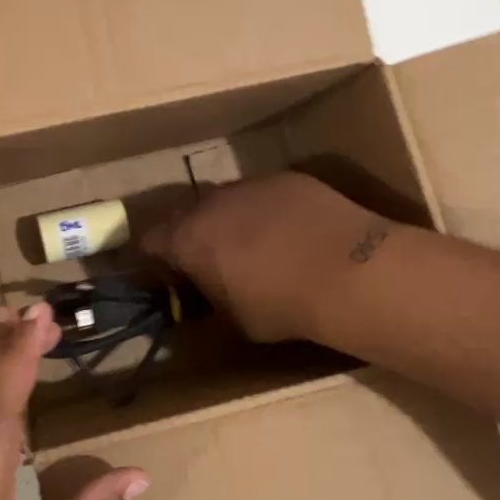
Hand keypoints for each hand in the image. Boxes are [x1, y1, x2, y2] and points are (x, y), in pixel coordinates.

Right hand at [142, 172, 394, 343]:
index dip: (153, 259)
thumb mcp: (234, 322)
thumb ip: (209, 306)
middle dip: (191, 235)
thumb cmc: (283, 305)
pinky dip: (267, 212)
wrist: (349, 270)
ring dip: (230, 220)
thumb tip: (202, 305)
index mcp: (187, 239)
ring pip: (227, 200)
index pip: (149, 241)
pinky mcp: (288, 178)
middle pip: (186, 214)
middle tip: (208, 261)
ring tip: (252, 247)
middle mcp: (211, 202)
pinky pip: (264, 194)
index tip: (163, 274)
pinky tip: (290, 234)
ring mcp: (251, 184)